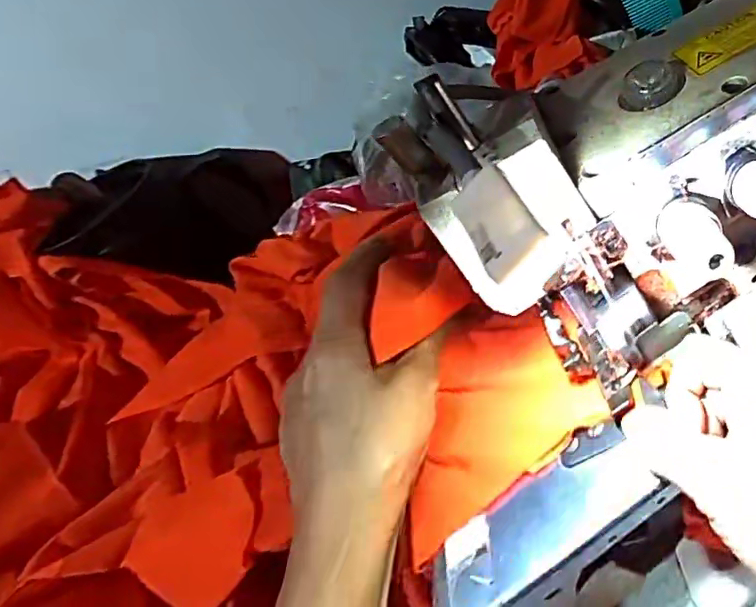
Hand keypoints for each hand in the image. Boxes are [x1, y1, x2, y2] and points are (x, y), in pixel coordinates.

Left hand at [278, 237, 450, 606]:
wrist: (343, 523)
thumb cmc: (382, 442)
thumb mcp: (418, 381)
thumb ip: (433, 334)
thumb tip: (457, 297)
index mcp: (331, 348)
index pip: (345, 282)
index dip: (371, 251)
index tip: (399, 233)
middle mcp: (305, 367)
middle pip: (338, 312)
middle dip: (374, 288)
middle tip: (413, 278)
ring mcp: (298, 400)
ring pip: (334, 345)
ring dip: (366, 326)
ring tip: (403, 325)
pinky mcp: (302, 427)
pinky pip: (330, 373)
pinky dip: (357, 356)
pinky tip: (380, 374)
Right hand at [623, 336, 755, 606]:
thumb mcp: (713, 477)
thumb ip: (665, 444)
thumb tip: (634, 423)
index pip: (694, 356)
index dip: (679, 396)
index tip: (688, 436)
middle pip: (699, 387)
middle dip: (689, 429)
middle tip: (706, 467)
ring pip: (708, 418)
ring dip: (700, 453)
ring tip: (720, 486)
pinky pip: (724, 441)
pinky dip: (715, 465)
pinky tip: (727, 492)